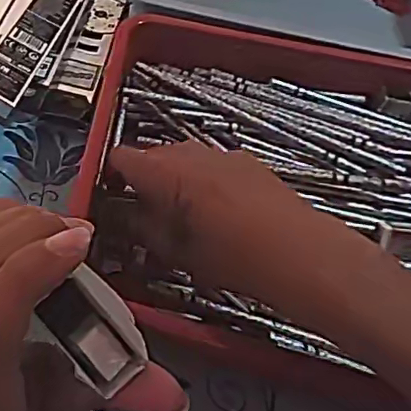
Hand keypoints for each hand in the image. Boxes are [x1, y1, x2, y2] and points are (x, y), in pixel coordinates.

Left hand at [0, 200, 187, 410]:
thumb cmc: (14, 406)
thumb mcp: (65, 404)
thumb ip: (116, 394)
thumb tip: (175, 394)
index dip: (32, 272)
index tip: (80, 242)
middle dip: (28, 236)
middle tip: (76, 228)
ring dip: (14, 220)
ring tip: (57, 220)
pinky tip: (29, 215)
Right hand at [107, 142, 409, 317]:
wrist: (304, 257)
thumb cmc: (239, 258)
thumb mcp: (175, 251)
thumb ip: (141, 228)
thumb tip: (123, 220)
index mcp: (165, 170)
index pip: (118, 157)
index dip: (107, 177)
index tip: (107, 199)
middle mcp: (190, 152)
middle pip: (149, 156)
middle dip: (140, 183)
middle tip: (140, 218)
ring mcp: (221, 154)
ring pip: (180, 160)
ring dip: (171, 183)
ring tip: (178, 221)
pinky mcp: (245, 163)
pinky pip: (209, 166)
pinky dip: (201, 183)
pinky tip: (212, 216)